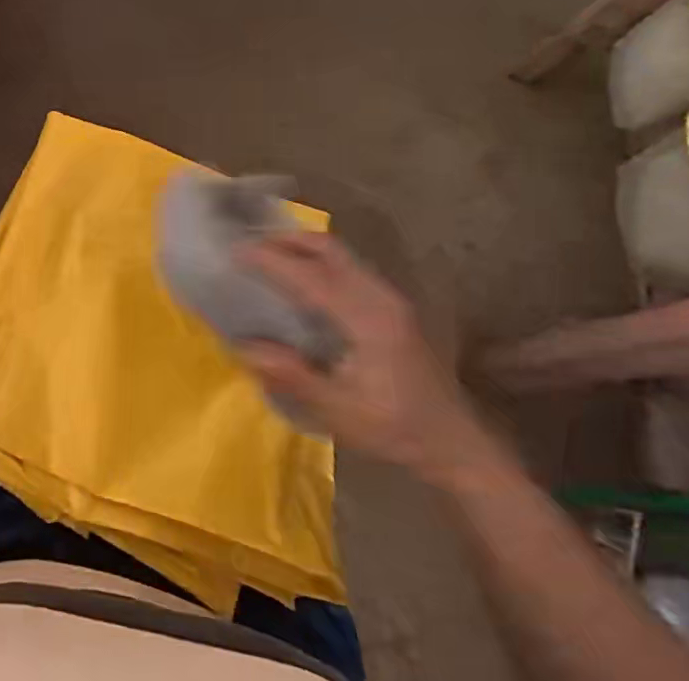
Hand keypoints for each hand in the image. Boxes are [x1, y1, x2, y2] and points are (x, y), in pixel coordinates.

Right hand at [238, 233, 487, 482]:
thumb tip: (243, 345)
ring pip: (339, 256)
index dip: (270, 259)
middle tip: (244, 248)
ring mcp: (392, 302)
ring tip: (262, 260)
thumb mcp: (339, 411)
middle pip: (329, 250)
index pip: (312, 275)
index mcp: (370, 320)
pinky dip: (314, 262)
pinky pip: (346, 269)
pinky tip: (295, 281)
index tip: (231, 252)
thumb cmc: (395, 429)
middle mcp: (383, 301)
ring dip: (298, 249)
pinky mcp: (392, 310)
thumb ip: (291, 375)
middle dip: (283, 241)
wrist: (456, 447)